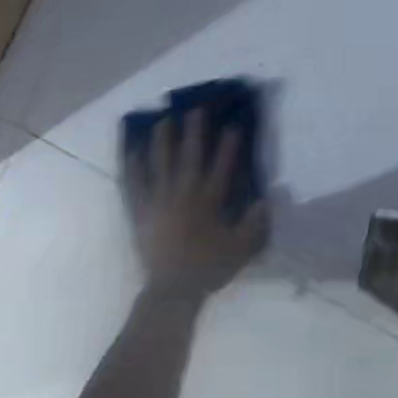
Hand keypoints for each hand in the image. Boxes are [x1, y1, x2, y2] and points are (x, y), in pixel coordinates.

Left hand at [121, 109, 267, 299]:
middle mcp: (183, 193)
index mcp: (208, 201)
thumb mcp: (240, 249)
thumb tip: (265, 198)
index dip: (229, 146)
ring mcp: (158, 198)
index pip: (222, 167)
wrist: (172, 288)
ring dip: (161, 139)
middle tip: (195, 109)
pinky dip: (133, 165)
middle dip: (194, 131)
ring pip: (159, 162)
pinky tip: (132, 149)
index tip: (233, 124)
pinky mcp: (140, 208)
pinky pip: (134, 182)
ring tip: (162, 120)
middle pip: (189, 156)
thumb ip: (254, 223)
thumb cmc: (208, 268)